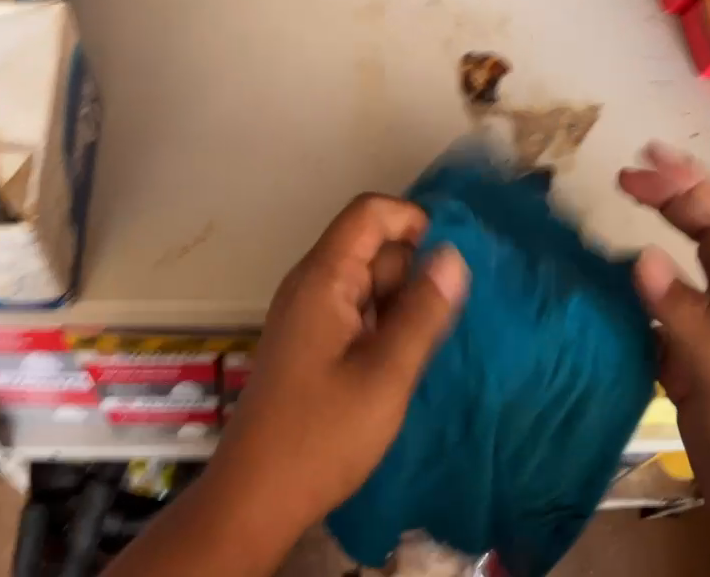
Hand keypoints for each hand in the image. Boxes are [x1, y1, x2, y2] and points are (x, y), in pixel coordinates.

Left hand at [210, 193, 468, 528]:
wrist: (256, 498)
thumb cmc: (322, 436)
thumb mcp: (386, 375)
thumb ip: (422, 312)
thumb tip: (453, 255)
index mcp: (323, 277)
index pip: (370, 212)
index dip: (414, 222)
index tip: (451, 264)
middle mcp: (311, 283)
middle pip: (371, 245)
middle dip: (414, 270)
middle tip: (446, 321)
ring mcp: (309, 312)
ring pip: (368, 281)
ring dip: (403, 302)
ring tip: (430, 347)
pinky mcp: (311, 340)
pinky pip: (356, 309)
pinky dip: (385, 323)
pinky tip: (404, 361)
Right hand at [620, 143, 709, 576]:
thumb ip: (688, 320)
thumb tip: (639, 255)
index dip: (688, 189)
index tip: (638, 170)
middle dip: (675, 196)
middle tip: (626, 171)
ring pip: (684, 273)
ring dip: (656, 236)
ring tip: (620, 209)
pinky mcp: (692, 373)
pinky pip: (660, 320)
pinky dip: (635, 295)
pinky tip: (609, 287)